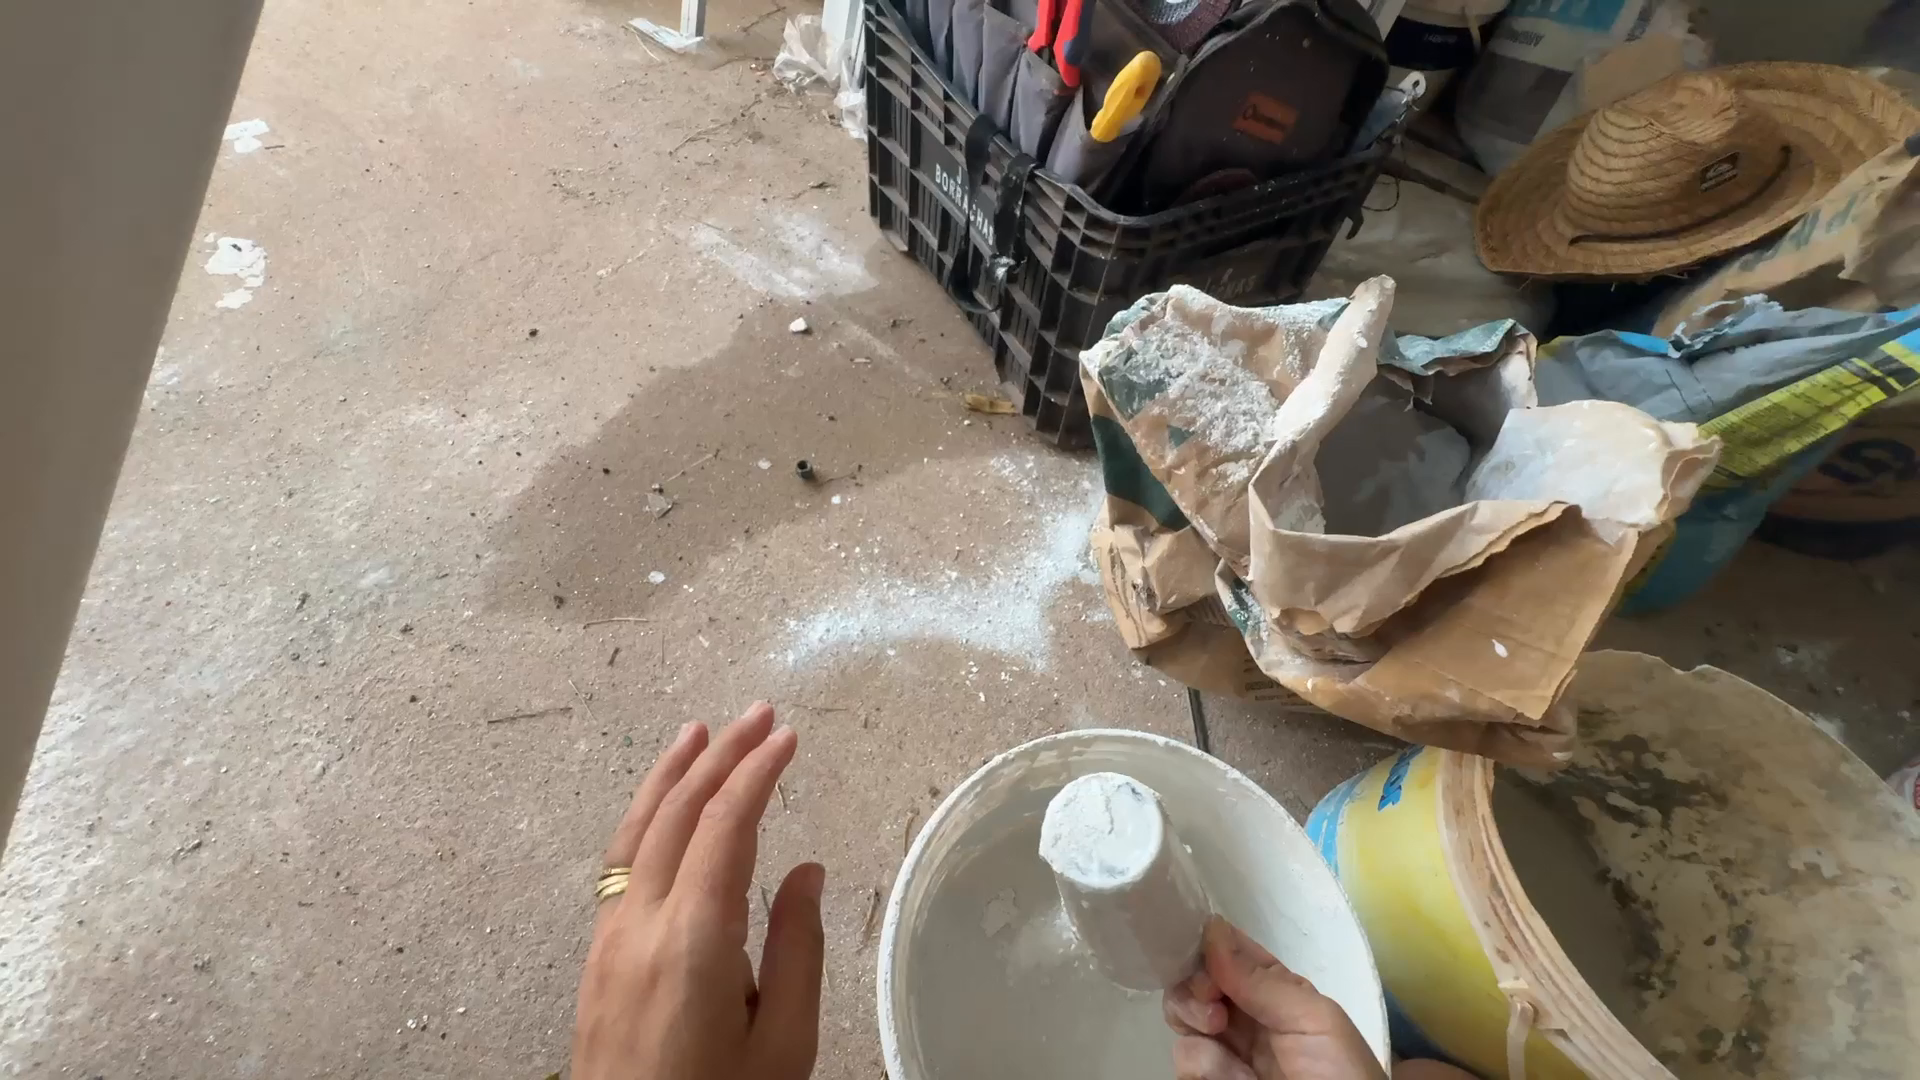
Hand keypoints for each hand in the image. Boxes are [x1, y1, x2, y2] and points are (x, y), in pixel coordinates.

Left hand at [572, 703, 824, 1079]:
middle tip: (759, 713)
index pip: (727, 826)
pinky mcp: (599, 952)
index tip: (788, 736)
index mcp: (694, 940)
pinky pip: (621, 859)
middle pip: (680, 812)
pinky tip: (664, 801)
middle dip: (722, 754)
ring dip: (673, 772)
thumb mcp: (784, 1044)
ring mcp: (610, 936)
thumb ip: (797, 947)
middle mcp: (641, 923)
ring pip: (638, 828)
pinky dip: (646, 812)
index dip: (758, 772)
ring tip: (700, 731)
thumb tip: (804, 869)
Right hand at [1162, 916, 1384, 1079]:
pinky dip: (1204, 1068)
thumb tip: (1210, 928)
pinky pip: (1184, 1059)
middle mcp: (1242, 1013)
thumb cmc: (1340, 1078)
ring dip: (1196, 1028)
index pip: (1224, 947)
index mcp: (1271, 990)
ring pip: (1180, 1014)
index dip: (1206, 944)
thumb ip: (1261, 979)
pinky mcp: (1209, 1078)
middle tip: (1214, 1014)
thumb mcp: (1315, 1021)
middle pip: (1192, 977)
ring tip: (1232, 1064)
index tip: (1207, 961)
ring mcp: (1225, 1050)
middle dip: (1193, 987)